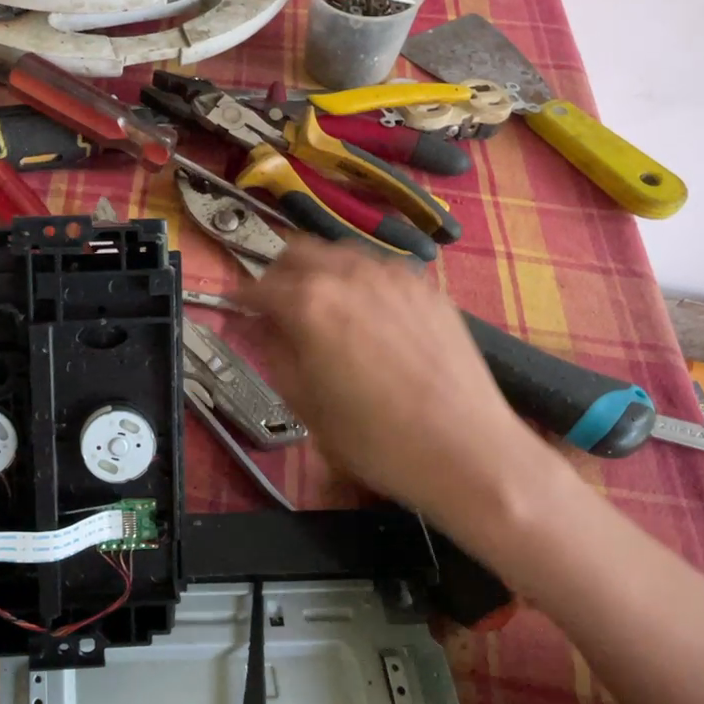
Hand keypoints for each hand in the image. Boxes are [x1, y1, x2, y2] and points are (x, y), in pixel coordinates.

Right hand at [233, 239, 564, 531]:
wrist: (466, 451)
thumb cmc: (375, 438)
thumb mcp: (305, 402)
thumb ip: (272, 351)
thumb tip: (253, 325)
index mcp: (309, 304)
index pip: (259, 286)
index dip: (241, 299)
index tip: (236, 310)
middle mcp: (349, 275)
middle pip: (298, 252)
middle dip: (278, 274)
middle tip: (274, 304)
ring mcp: (394, 276)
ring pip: (341, 253)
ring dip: (320, 271)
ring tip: (320, 306)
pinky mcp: (427, 287)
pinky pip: (380, 269)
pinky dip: (360, 280)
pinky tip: (367, 314)